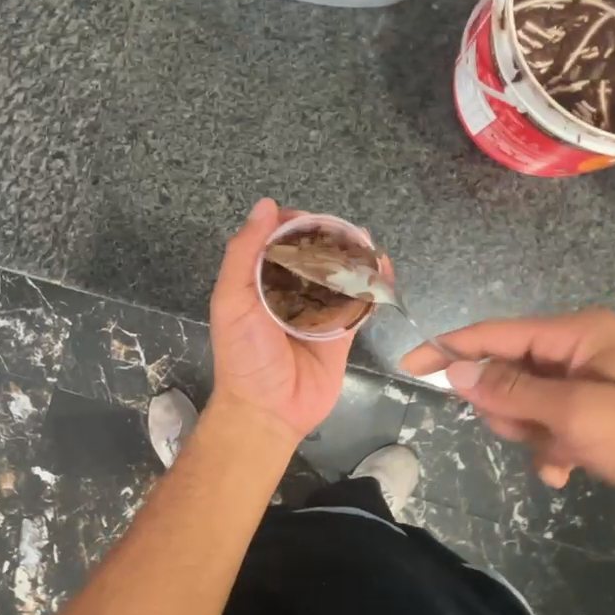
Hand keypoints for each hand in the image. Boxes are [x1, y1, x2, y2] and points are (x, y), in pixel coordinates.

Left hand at [207, 199, 362, 444]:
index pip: (276, 240)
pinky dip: (373, 284)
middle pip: (312, 254)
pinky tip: (382, 266)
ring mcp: (315, 311)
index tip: (308, 219)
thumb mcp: (232, 299)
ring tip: (366, 243)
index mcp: (256, 282)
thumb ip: (243, 253)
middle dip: (329, 238)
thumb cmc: (244, 354)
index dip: (292, 224)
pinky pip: (359, 302)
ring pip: (338, 274)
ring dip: (354, 256)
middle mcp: (286, 292)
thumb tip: (265, 206)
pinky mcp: (341, 331)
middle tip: (344, 232)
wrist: (267, 409)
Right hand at [399, 310, 614, 531]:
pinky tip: (568, 472)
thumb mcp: (579, 414)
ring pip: (524, 405)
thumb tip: (455, 371)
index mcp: (578, 334)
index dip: (448, 349)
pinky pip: (550, 428)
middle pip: (505, 372)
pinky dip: (551, 449)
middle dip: (505, 406)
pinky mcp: (601, 417)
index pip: (493, 334)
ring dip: (530, 434)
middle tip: (527, 431)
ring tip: (561, 454)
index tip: (407, 366)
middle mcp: (581, 352)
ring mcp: (592, 385)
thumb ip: (513, 391)